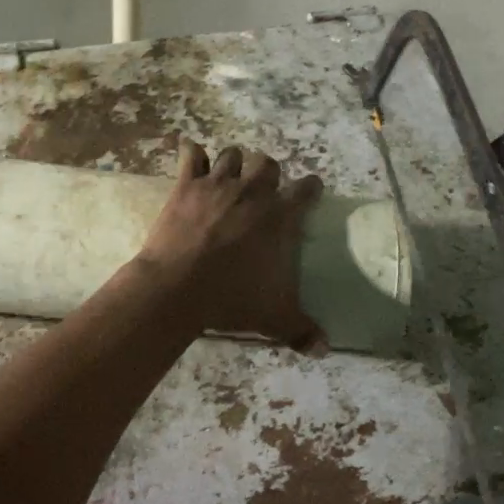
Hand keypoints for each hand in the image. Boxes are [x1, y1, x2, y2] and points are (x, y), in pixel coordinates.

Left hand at [136, 141, 327, 352]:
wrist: (178, 287)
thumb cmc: (231, 298)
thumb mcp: (273, 317)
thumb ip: (301, 330)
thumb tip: (325, 349)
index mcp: (278, 216)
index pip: (305, 190)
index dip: (310, 188)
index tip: (310, 190)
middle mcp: (252, 191)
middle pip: (267, 163)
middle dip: (267, 172)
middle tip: (262, 190)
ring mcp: (218, 184)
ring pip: (232, 154)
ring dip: (234, 162)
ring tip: (230, 176)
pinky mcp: (187, 185)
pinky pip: (191, 155)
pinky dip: (192, 153)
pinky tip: (192, 155)